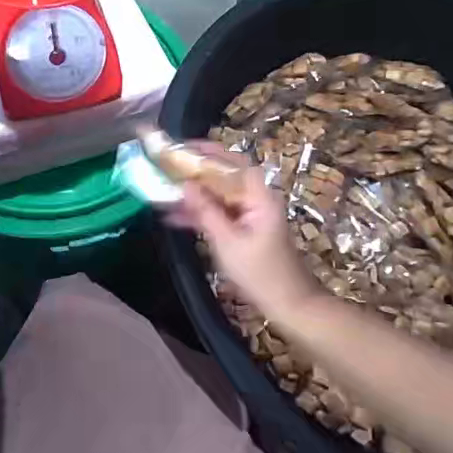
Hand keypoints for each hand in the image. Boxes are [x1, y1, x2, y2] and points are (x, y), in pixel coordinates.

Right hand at [167, 147, 321, 312]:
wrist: (289, 304)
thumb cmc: (261, 273)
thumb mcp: (227, 242)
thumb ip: (206, 211)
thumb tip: (185, 185)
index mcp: (259, 196)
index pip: (234, 162)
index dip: (209, 151)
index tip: (182, 147)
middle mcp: (256, 199)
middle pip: (224, 177)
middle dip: (194, 172)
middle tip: (166, 167)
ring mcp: (250, 215)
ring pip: (218, 195)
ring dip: (193, 194)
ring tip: (163, 190)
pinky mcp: (245, 230)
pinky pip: (220, 213)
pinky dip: (200, 213)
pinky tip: (174, 216)